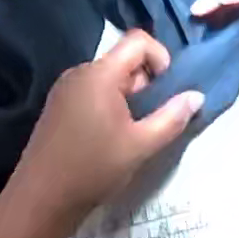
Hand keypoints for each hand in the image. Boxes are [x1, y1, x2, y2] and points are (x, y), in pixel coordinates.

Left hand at [0, 31, 203, 237]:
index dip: (161, 58)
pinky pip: (91, 90)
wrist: (41, 196)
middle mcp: (79, 72)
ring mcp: (64, 87)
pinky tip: (108, 135)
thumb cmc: (93, 168)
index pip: (138, 40)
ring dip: (127, 96)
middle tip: (151, 119)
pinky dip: (108, 103)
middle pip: (123, 60)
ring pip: (108, 77)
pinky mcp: (57, 104)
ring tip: (131, 131)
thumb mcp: (141, 145)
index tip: (168, 90)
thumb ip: (172, 117)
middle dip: (145, 83)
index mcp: (99, 74)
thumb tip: (196, 95)